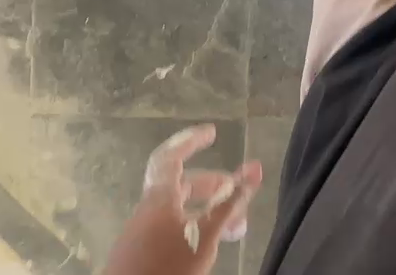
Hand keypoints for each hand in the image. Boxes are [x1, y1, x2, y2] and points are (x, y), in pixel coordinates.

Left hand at [102, 124, 262, 274]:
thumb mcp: (206, 234)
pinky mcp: (140, 255)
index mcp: (159, 199)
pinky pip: (171, 229)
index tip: (213, 133)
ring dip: (209, 212)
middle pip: (182, 185)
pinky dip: (195, 227)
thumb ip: (231, 200)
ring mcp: (141, 234)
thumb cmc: (167, 267)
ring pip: (180, 210)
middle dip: (215, 186)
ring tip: (232, 231)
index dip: (190, 141)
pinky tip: (209, 244)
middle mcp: (147, 211)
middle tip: (240, 198)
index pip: (169, 157)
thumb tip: (255, 166)